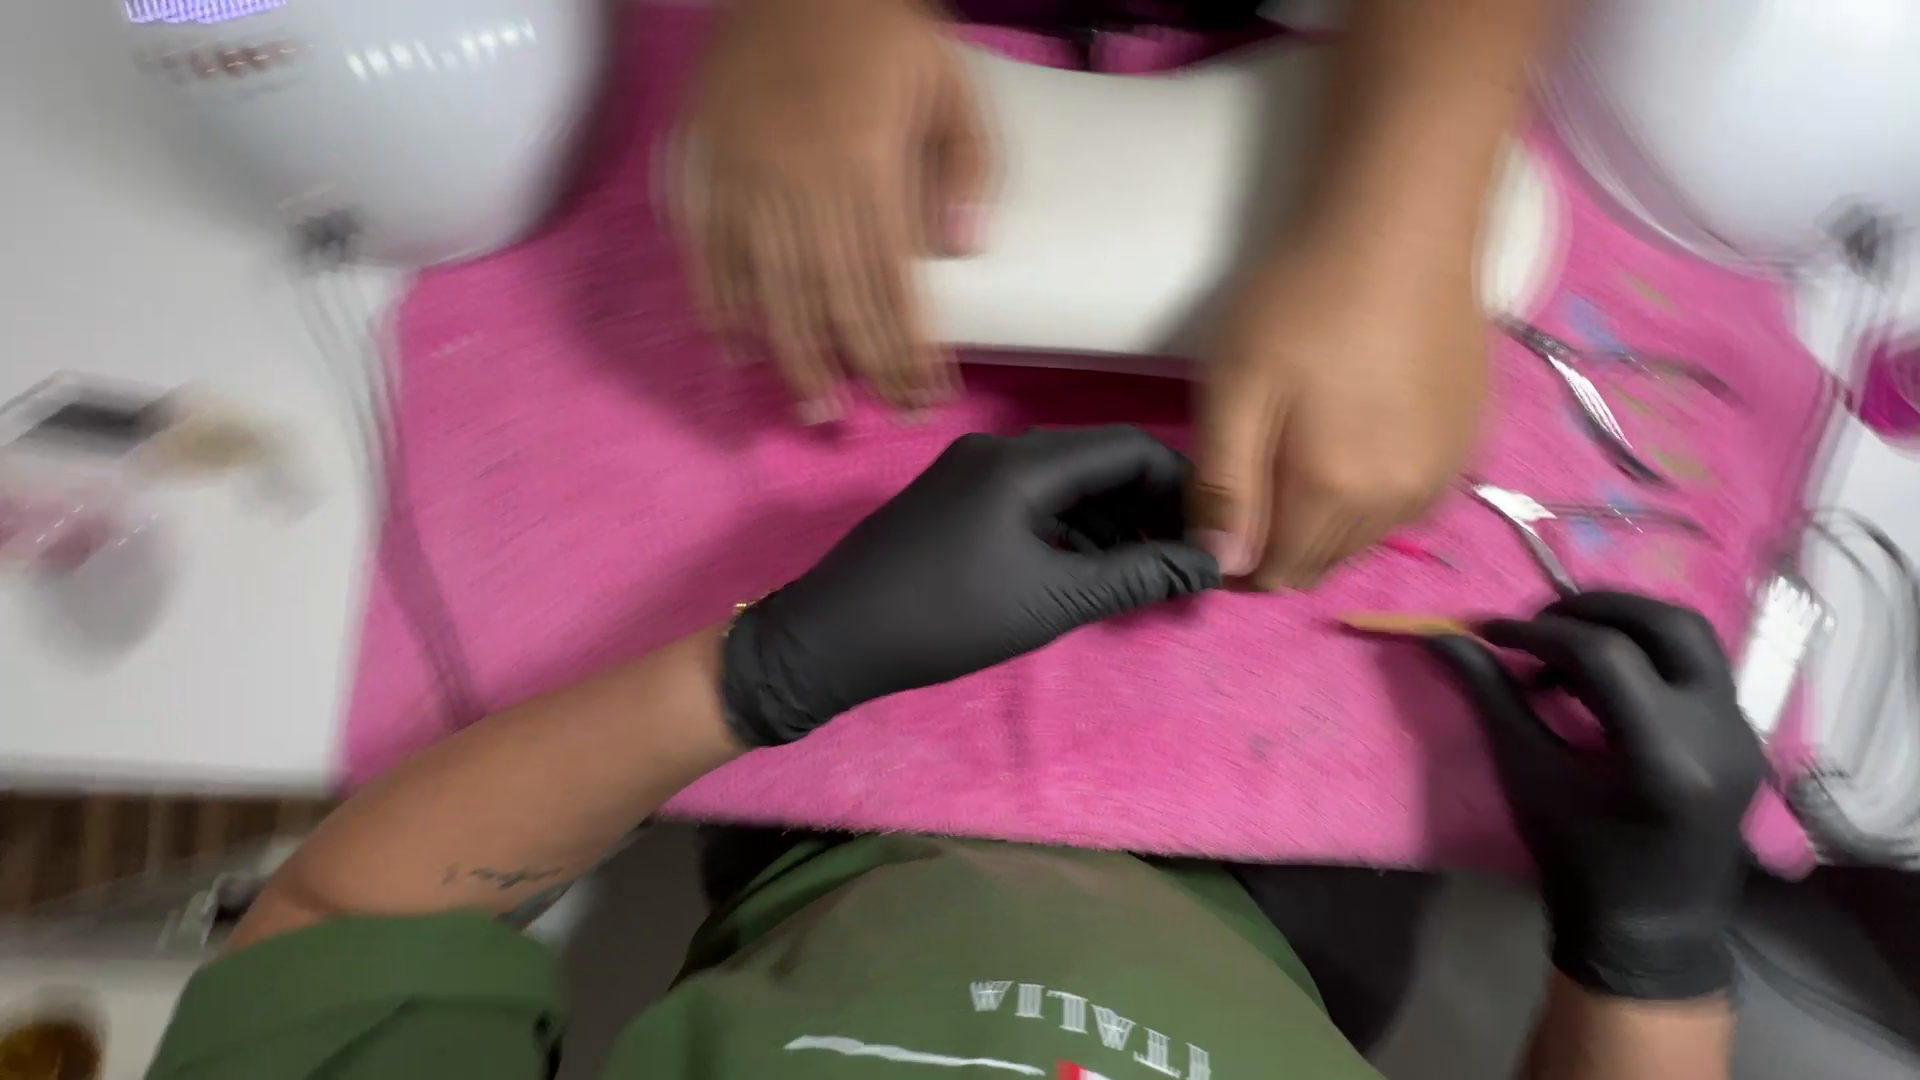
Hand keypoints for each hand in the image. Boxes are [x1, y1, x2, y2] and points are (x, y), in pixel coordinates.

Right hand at [679, 0, 987, 419]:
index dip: (910, 349)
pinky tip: (737, 351)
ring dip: (796, 357)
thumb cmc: (883, 28)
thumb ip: (968, 166)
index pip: (892, 283)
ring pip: (772, 288)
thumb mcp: (950, 81)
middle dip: (865, 367)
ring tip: (816, 410)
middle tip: (882, 417)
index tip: (926, 396)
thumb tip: (963, 254)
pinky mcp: (705, 166)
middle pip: (836, 298)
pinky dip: (720, 304)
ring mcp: (745, 174)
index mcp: (866, 161)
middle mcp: (801, 178)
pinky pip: (707, 249)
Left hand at [720, 427, 1221, 745]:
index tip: (1207, 536)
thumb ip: (1134, 576)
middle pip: (1098, 461)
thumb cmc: (946, 618)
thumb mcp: (1051, 599)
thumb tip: (1205, 566)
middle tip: (1177, 560)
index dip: (1182, 488)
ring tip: (1138, 572)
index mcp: (1025, 461)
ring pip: (1063, 481)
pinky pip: (1028, 498)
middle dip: (1146, 508)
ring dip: (1107, 520)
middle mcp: (1000, 448)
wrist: (835, 635)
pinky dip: (1065, 526)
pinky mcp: (955, 496)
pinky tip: (1082, 565)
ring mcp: (971, 469)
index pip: (1131, 449)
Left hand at [1194, 238, 1485, 588]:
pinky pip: (1403, 508)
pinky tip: (1347, 454)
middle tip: (1246, 494)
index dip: (1239, 565)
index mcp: (1335, 491)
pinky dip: (1365, 503)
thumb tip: (1223, 565)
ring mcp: (1441, 474)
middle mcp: (1398, 501)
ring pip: (1362, 540)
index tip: (1215, 528)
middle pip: (1321, 563)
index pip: (1279, 572)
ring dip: (1320, 528)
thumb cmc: (1300, 305)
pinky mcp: (1466, 446)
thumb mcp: (1235, 392)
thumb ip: (1226, 486)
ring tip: (1291, 469)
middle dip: (1276, 548)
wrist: (1401, 230)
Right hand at [1424, 592, 1767, 1000]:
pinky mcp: (1741, 735)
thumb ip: (1490, 695)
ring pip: (1690, 637)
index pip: (1603, 652)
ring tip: (1564, 646)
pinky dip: (1641, 651)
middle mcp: (1718, 730)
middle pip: (1667, 624)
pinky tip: (1597, 678)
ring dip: (1620, 623)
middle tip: (1535, 623)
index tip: (1487, 633)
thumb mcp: (1524, 770)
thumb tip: (1442, 638)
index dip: (1535, 631)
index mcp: (1663, 751)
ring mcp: (1741, 731)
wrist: (1651, 919)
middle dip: (1592, 606)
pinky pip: (1695, 665)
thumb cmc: (1575, 851)